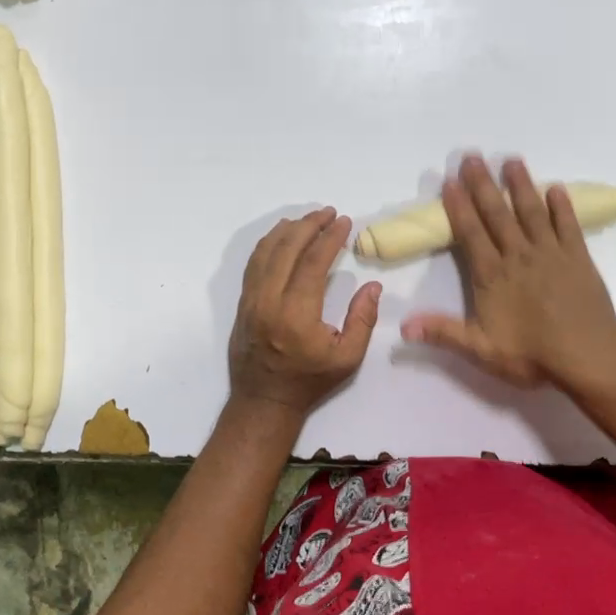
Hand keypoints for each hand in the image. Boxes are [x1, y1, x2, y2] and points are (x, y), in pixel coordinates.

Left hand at [229, 208, 381, 415]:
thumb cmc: (309, 381)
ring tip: (307, 218)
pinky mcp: (242, 303)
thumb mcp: (347, 358)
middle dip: (309, 225)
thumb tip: (373, 286)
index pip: (313, 262)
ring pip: (266, 252)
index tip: (344, 222)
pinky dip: (267, 244)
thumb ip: (362, 319)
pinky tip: (280, 236)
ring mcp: (251, 300)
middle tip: (329, 213)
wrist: (264, 401)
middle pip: (287, 249)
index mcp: (297, 314)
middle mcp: (269, 301)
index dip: (330, 238)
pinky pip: (253, 264)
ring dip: (287, 230)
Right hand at [401, 155, 615, 386]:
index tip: (450, 181)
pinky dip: (561, 206)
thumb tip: (403, 326)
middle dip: (483, 184)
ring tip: (512, 160)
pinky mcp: (579, 258)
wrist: (587, 355)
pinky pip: (568, 225)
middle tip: (473, 157)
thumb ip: (442, 333)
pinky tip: (556, 189)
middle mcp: (518, 255)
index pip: (471, 233)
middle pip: (497, 214)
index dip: (459, 206)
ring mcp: (551, 253)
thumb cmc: (531, 354)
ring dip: (520, 185)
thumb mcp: (480, 349)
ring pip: (531, 211)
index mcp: (492, 275)